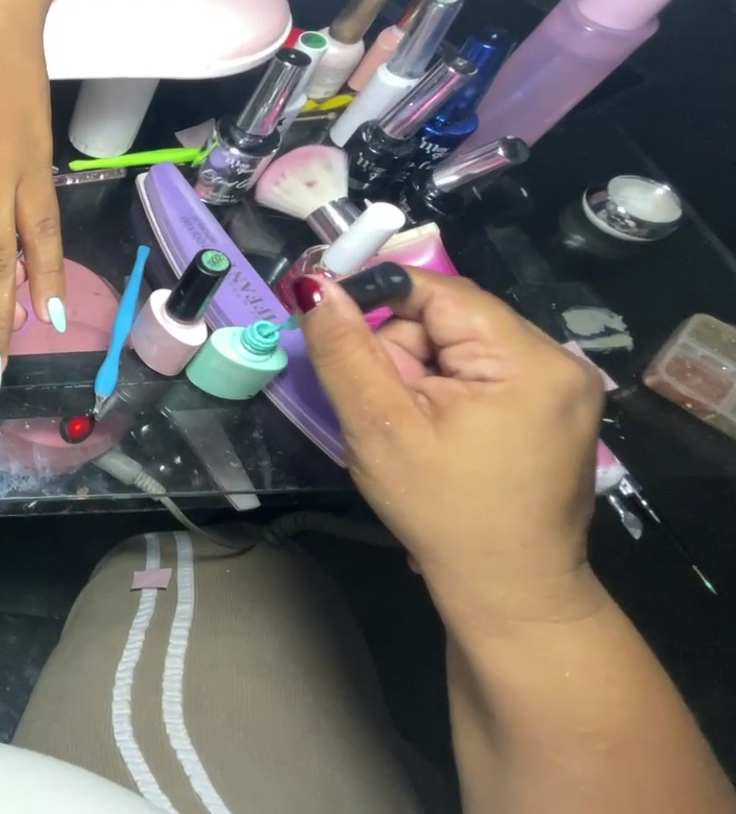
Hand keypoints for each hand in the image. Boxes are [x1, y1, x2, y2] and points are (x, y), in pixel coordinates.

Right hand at [296, 269, 604, 627]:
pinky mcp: (545, 405)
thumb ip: (343, 348)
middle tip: (380, 403)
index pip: (436, 290)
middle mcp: (555, 361)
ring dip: (412, 369)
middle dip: (396, 348)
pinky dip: (435, 385)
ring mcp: (556, 384)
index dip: (374, 294)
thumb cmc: (439, 505)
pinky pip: (471, 367)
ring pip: (452, 342)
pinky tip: (428, 424)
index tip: (325, 322)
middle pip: (444, 317)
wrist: (505, 583)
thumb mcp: (377, 422)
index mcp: (526, 360)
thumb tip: (312, 284)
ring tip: (404, 422)